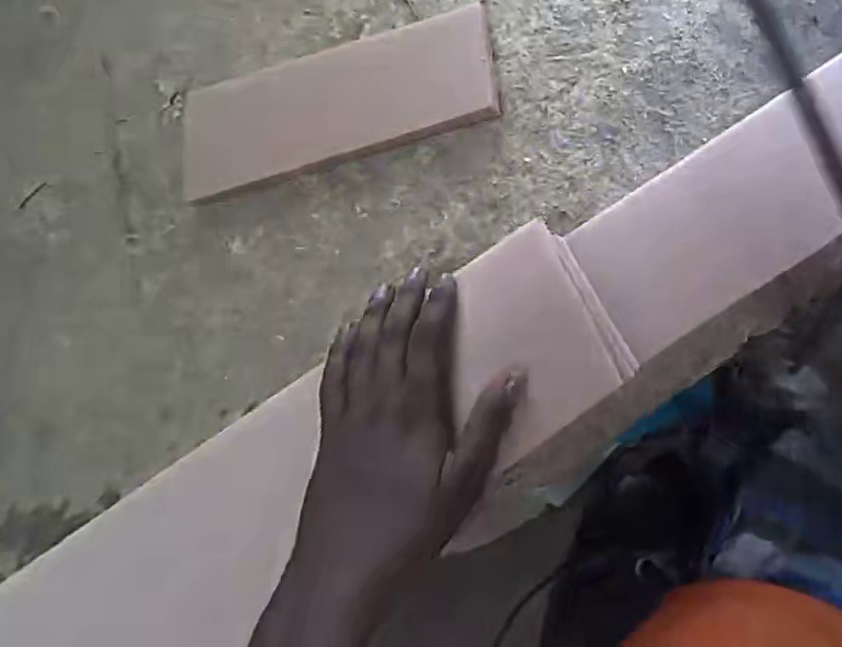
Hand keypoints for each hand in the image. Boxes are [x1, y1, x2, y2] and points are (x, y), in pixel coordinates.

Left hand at [250, 266, 525, 646]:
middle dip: (406, 300)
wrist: (341, 570)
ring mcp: (349, 415)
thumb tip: (513, 372)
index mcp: (416, 409)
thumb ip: (487, 425)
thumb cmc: (413, 523)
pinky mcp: (329, 432)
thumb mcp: (463, 481)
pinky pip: (332, 378)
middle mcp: (380, 401)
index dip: (437, 308)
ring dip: (373, 315)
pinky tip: (344, 333)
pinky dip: (339, 349)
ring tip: (384, 287)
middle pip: (391, 337)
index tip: (447, 279)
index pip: (427, 344)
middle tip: (418, 270)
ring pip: (360, 351)